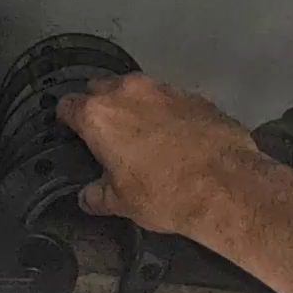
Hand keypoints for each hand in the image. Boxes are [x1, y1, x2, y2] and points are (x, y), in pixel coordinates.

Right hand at [55, 75, 266, 235]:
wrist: (225, 185)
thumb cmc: (166, 193)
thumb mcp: (121, 203)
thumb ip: (97, 196)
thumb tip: (88, 197)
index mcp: (99, 116)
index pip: (68, 105)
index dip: (67, 119)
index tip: (71, 130)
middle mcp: (128, 93)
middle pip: (101, 89)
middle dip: (100, 107)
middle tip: (107, 135)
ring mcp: (163, 89)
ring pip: (136, 90)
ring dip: (134, 107)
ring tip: (142, 136)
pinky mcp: (193, 95)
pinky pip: (168, 99)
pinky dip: (165, 112)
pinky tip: (173, 136)